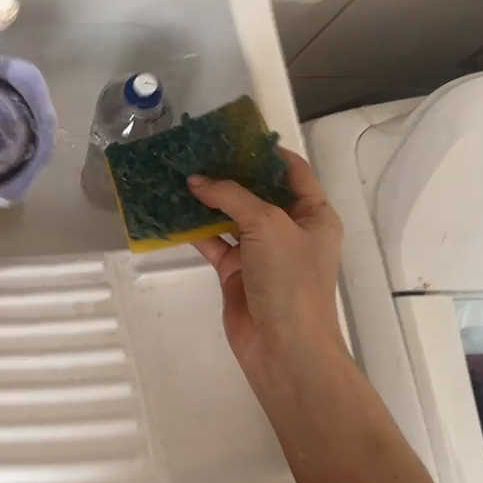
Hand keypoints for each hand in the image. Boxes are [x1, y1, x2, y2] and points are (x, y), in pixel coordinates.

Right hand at [186, 149, 344, 373]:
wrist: (284, 347)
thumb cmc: (290, 280)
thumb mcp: (267, 225)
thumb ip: (231, 196)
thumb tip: (196, 180)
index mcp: (312, 215)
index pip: (292, 171)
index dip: (265, 151)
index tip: (232, 135)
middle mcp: (288, 229)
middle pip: (256, 191)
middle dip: (228, 172)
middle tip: (196, 151)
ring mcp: (260, 251)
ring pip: (230, 215)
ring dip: (206, 199)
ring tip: (177, 174)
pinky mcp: (235, 270)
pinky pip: (211, 241)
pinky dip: (192, 228)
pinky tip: (171, 211)